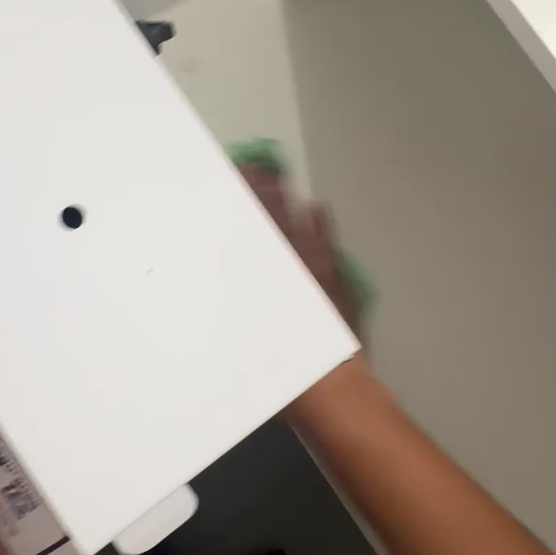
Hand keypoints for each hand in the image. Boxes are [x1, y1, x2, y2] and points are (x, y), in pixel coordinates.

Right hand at [238, 164, 370, 424]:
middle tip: (253, 166)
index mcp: (259, 281)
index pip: (243, 234)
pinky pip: (327, 243)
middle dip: (259, 193)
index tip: (229, 181)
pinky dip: (322, 225)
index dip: (237, 205)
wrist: (327, 388)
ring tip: (277, 176)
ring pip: (296, 225)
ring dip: (286, 201)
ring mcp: (313, 270)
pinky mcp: (336, 281)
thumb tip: (219, 289)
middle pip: (268, 221)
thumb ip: (232, 318)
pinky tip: (317, 208)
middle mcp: (283, 268)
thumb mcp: (241, 347)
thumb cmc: (277, 375)